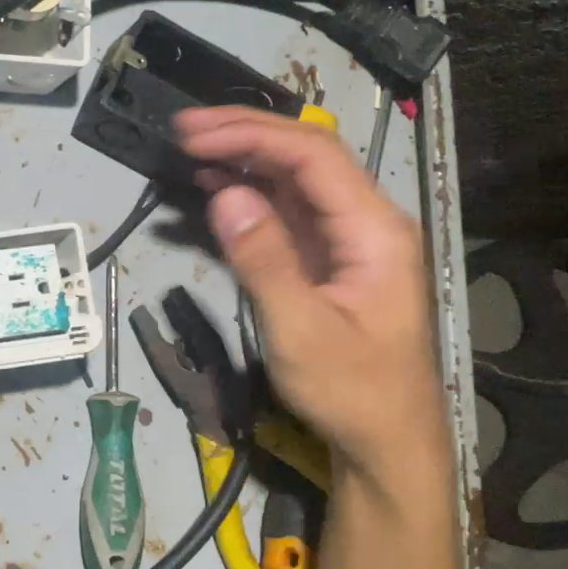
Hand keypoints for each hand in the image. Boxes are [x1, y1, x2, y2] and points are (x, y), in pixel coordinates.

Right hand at [176, 107, 444, 471]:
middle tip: (184, 129)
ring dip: (244, 158)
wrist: (384, 439)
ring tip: (191, 147)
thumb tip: (224, 194)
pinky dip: (248, 193)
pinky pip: (287, 211)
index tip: (193, 135)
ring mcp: (345, 240)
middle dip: (245, 133)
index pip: (312, 157)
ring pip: (295, 179)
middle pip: (306, 155)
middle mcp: (364, 222)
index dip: (251, 135)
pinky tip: (215, 185)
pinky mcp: (325, 260)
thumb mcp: (302, 331)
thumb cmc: (351, 390)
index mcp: (373, 230)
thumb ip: (265, 260)